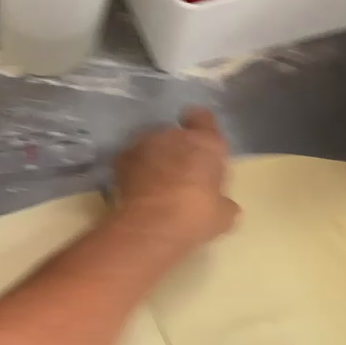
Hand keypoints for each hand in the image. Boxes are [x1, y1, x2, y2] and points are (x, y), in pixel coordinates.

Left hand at [110, 108, 237, 247]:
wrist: (149, 225)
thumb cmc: (195, 216)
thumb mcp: (223, 215)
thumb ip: (222, 202)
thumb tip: (224, 205)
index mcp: (206, 143)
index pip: (203, 119)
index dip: (200, 126)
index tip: (198, 139)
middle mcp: (174, 136)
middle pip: (176, 135)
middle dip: (177, 149)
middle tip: (180, 174)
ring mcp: (144, 144)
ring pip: (151, 145)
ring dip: (153, 158)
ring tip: (155, 183)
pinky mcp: (121, 158)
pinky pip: (131, 159)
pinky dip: (133, 169)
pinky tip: (136, 188)